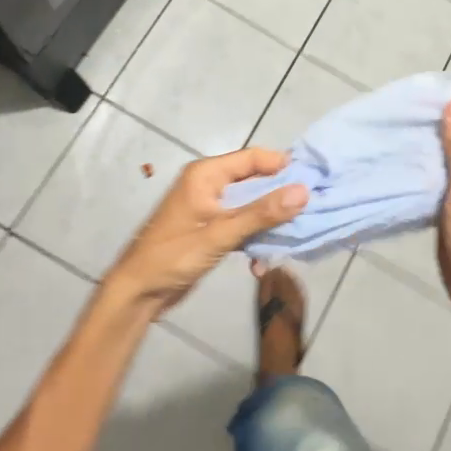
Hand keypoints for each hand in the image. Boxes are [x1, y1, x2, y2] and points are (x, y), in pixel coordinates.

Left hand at [105, 147, 308, 313]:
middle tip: (310, 211)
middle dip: (279, 198)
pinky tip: (260, 263)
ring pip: (251, 207)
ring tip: (289, 240)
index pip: (252, 157)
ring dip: (267, 225)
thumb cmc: (173, 256)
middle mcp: (209, 185)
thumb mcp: (220, 234)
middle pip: (254, 181)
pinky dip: (253, 240)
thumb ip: (261, 213)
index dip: (282, 165)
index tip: (313, 178)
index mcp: (206, 174)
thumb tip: (303, 191)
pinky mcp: (211, 230)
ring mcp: (210, 208)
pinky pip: (242, 226)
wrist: (137, 292)